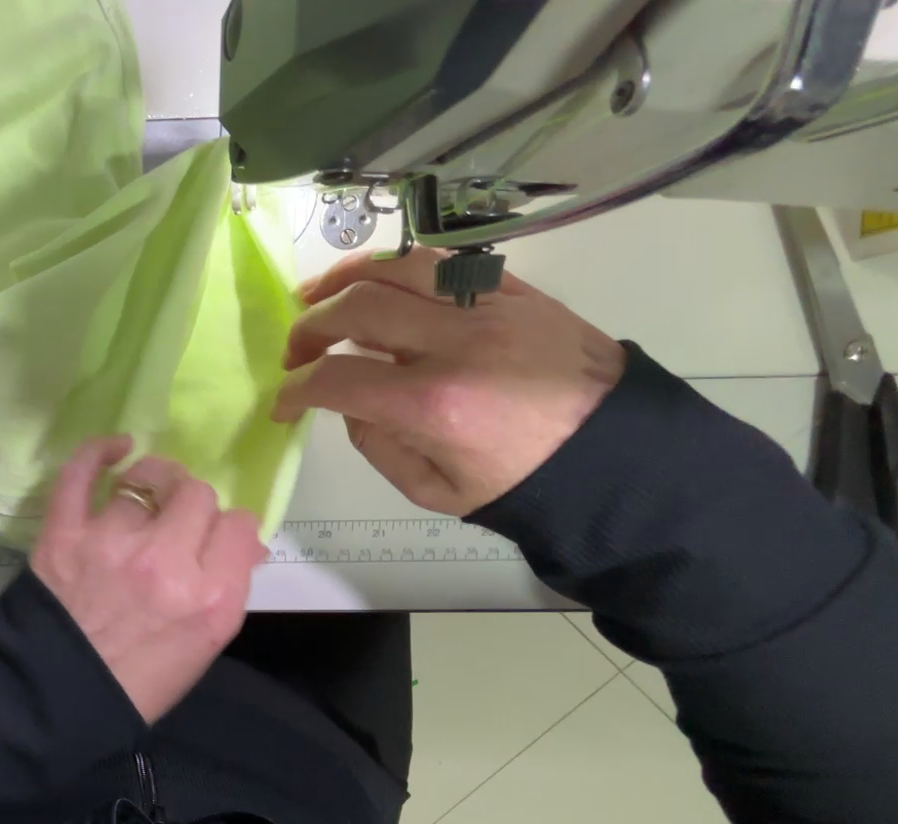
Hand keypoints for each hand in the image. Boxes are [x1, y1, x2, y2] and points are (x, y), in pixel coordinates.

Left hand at [30, 436, 268, 722]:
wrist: (53, 698)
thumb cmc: (134, 684)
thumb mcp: (200, 649)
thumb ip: (225, 591)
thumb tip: (241, 545)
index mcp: (212, 598)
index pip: (240, 525)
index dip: (228, 528)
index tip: (213, 537)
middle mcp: (168, 563)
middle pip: (197, 494)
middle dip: (192, 502)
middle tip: (175, 518)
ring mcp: (114, 543)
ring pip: (147, 479)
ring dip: (151, 480)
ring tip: (144, 490)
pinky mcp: (65, 535)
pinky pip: (81, 475)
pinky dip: (96, 453)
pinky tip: (114, 448)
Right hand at [272, 249, 626, 515]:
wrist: (614, 450)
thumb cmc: (516, 480)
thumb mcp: (430, 488)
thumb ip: (374, 443)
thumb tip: (347, 401)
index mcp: (433, 405)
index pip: (335, 377)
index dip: (295, 388)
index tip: (283, 402)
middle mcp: (458, 345)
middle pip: (357, 307)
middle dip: (309, 328)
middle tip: (295, 351)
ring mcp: (489, 308)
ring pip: (398, 266)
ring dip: (344, 278)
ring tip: (318, 296)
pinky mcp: (513, 291)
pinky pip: (442, 261)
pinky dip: (396, 268)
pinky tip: (375, 284)